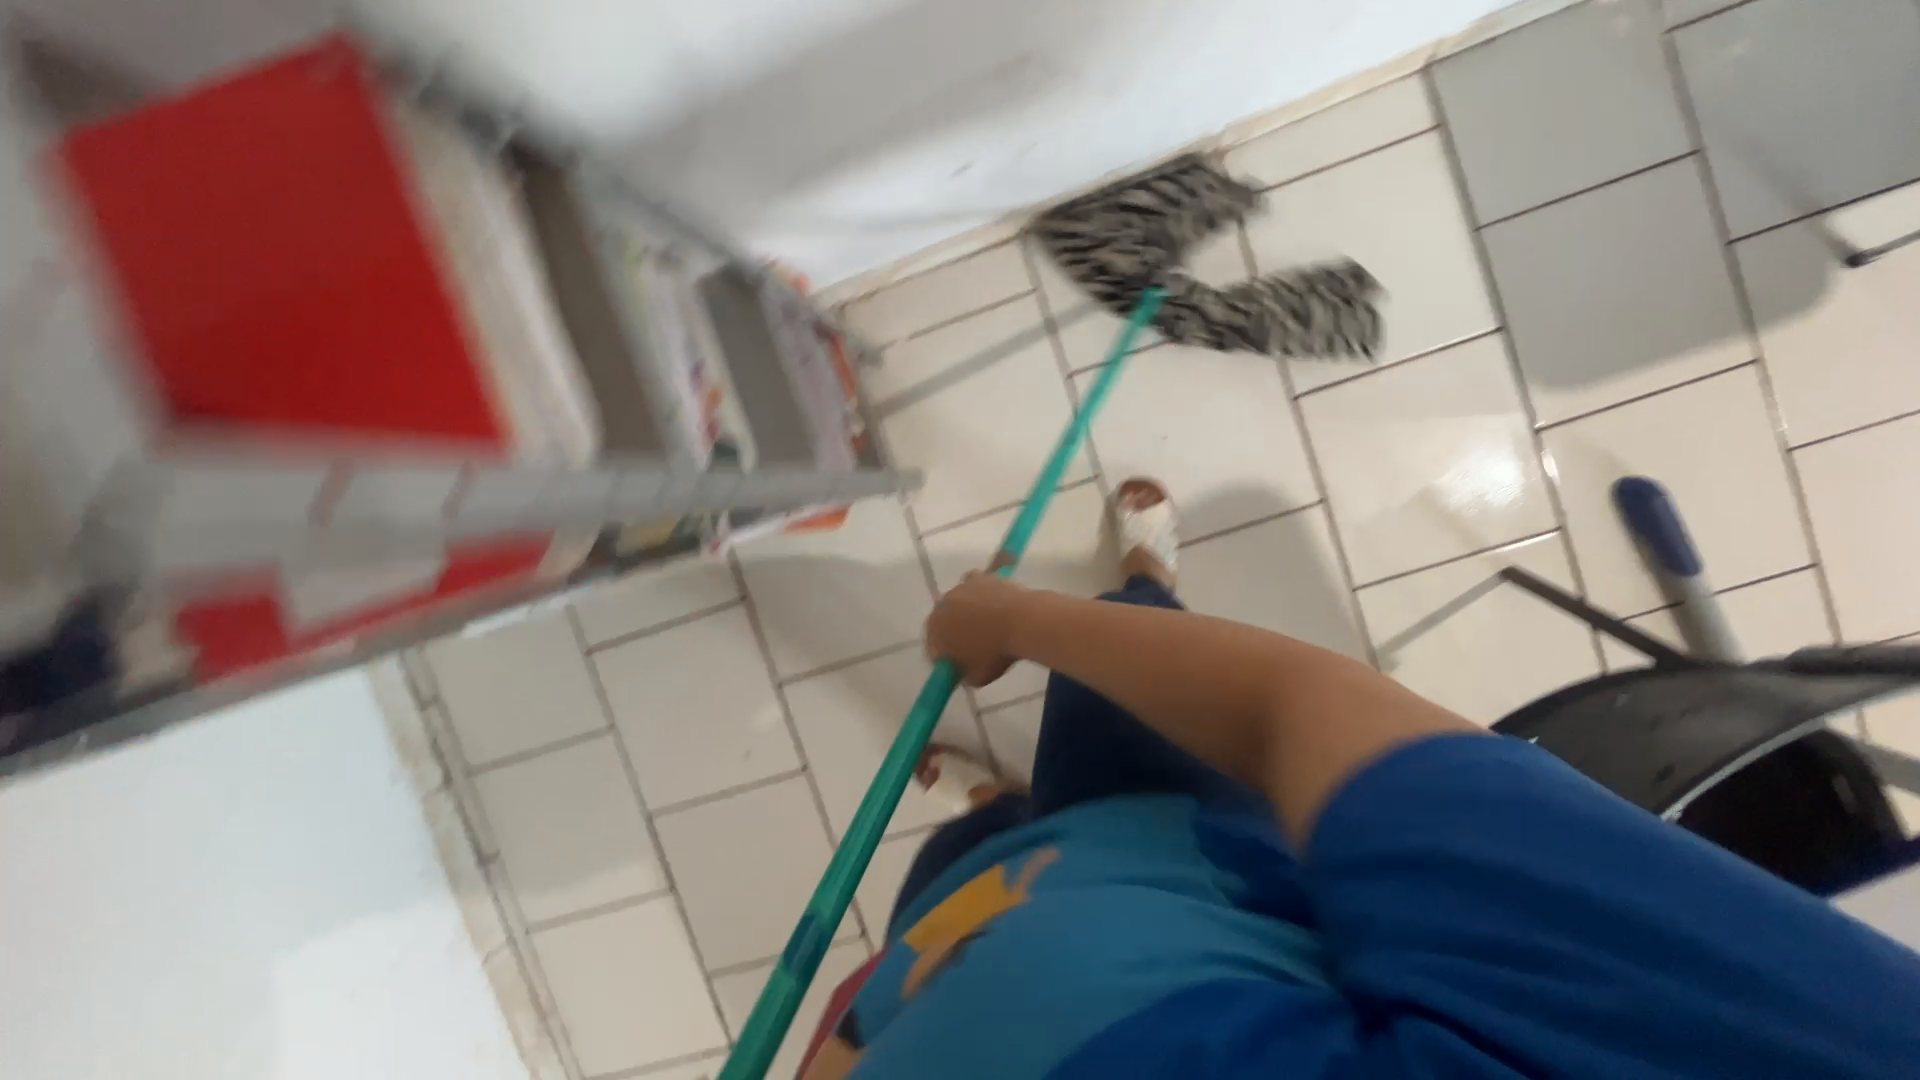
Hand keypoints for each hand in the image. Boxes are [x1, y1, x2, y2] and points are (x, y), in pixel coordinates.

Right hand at [926, 572, 1027, 686]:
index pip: (934, 649)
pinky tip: (991, 602)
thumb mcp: (977, 677)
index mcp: (934, 633)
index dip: (947, 659)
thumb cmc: (996, 653)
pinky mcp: (977, 577)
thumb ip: (964, 674)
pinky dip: (978, 593)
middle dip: (955, 634)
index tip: (960, 665)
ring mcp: (958, 589)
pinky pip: (971, 585)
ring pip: (957, 604)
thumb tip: (965, 670)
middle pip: (943, 623)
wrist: (1022, 622)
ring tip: (989, 624)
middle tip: (975, 645)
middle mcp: (940, 607)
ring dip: (967, 613)